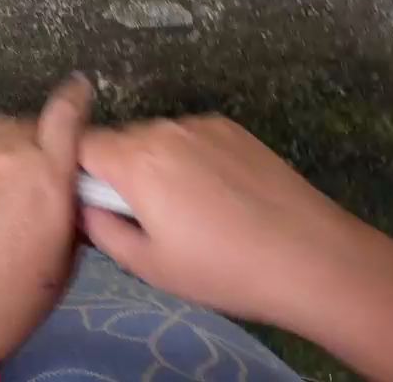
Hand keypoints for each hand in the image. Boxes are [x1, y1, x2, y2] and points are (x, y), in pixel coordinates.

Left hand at [0, 75, 93, 358]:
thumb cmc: (11, 296)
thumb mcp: (65, 257)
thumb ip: (73, 206)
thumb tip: (70, 184)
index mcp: (50, 175)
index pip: (67, 111)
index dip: (76, 97)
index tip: (79, 91)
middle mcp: (12, 150)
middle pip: (33, 124)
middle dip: (39, 146)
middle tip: (33, 182)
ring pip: (0, 128)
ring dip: (7, 147)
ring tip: (1, 185)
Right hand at [78, 115, 392, 333]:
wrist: (313, 258)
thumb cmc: (224, 270)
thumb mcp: (150, 267)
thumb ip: (101, 229)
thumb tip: (82, 205)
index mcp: (135, 161)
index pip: (79, 144)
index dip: (79, 170)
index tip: (95, 200)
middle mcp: (161, 129)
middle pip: (118, 139)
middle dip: (119, 169)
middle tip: (146, 214)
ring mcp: (198, 124)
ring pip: (154, 137)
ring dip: (154, 162)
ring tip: (190, 207)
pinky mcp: (228, 125)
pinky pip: (189, 135)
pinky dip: (189, 156)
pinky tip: (220, 193)